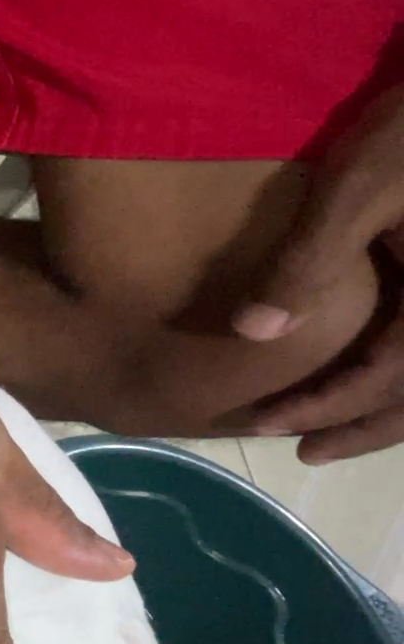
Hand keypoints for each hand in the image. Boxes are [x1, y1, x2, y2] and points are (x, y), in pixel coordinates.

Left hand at [238, 86, 403, 463]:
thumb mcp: (359, 190)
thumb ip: (308, 263)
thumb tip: (254, 334)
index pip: (394, 378)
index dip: (328, 407)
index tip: (264, 427)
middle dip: (368, 425)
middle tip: (303, 453)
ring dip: (391, 405)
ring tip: (330, 430)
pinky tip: (370, 372)